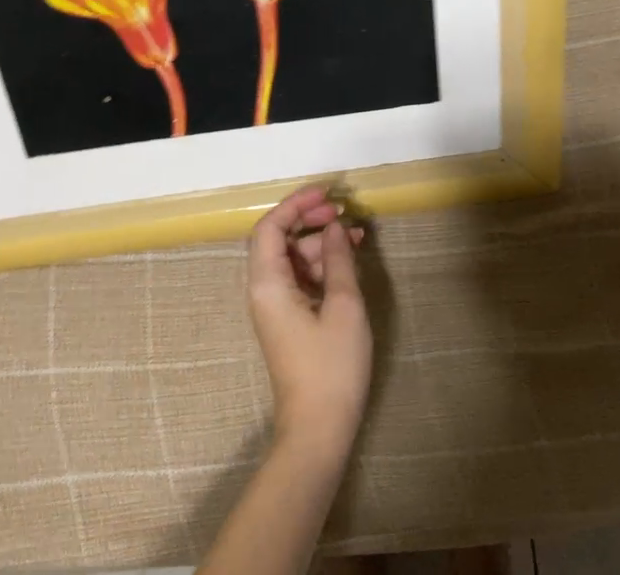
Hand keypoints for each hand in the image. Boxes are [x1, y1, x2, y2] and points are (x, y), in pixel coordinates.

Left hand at [246, 185, 372, 465]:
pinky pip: (300, 279)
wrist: (319, 426)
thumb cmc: (332, 366)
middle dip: (309, 220)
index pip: (270, 228)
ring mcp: (275, 307)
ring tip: (356, 236)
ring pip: (293, 259)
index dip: (295, 204)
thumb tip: (334, 226)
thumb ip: (338, 260)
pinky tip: (349, 261)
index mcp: (267, 284)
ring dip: (321, 243)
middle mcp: (263, 290)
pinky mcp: (289, 320)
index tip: (326, 193)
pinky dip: (322, 265)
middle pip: (279, 240)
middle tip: (343, 210)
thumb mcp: (344, 306)